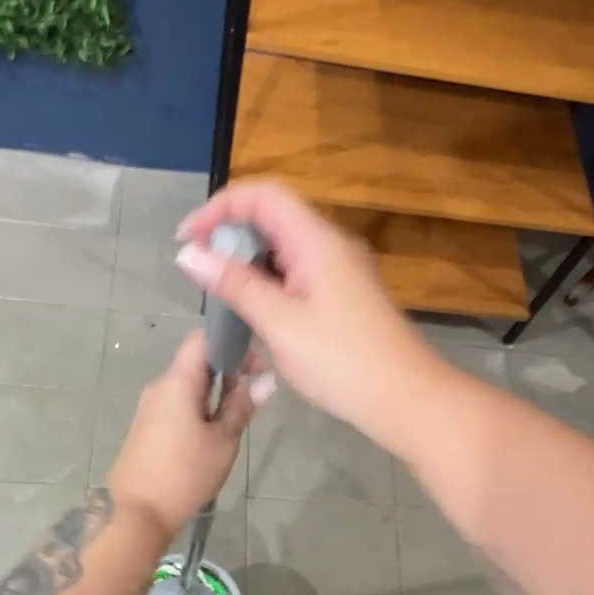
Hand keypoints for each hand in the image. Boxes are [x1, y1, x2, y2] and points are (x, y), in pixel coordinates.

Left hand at [106, 331, 269, 535]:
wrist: (136, 514)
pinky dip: (199, 406)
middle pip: (196, 362)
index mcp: (177, 382)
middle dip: (228, 368)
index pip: (202, 339)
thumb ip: (242, 406)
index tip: (257, 357)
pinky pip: (178, 404)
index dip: (231, 340)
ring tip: (242, 409)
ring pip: (188, 385)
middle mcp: (160, 387)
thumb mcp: (222, 441)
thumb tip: (267, 379)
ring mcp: (150, 408)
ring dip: (215, 390)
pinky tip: (217, 427)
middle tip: (258, 386)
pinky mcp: (148, 427)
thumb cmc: (184, 474)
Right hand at [174, 182, 447, 436]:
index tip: (187, 239)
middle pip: (274, 216)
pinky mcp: (346, 295)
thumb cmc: (343, 361)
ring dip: (249, 261)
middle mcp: (332, 244)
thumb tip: (190, 253)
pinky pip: (300, 271)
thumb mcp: (281, 323)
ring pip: (286, 247)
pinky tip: (255, 310)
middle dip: (231, 234)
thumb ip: (235, 285)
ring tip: (221, 292)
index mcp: (317, 239)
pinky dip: (270, 280)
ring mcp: (342, 270)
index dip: (219, 206)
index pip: (263, 195)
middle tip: (201, 270)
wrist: (406, 398)